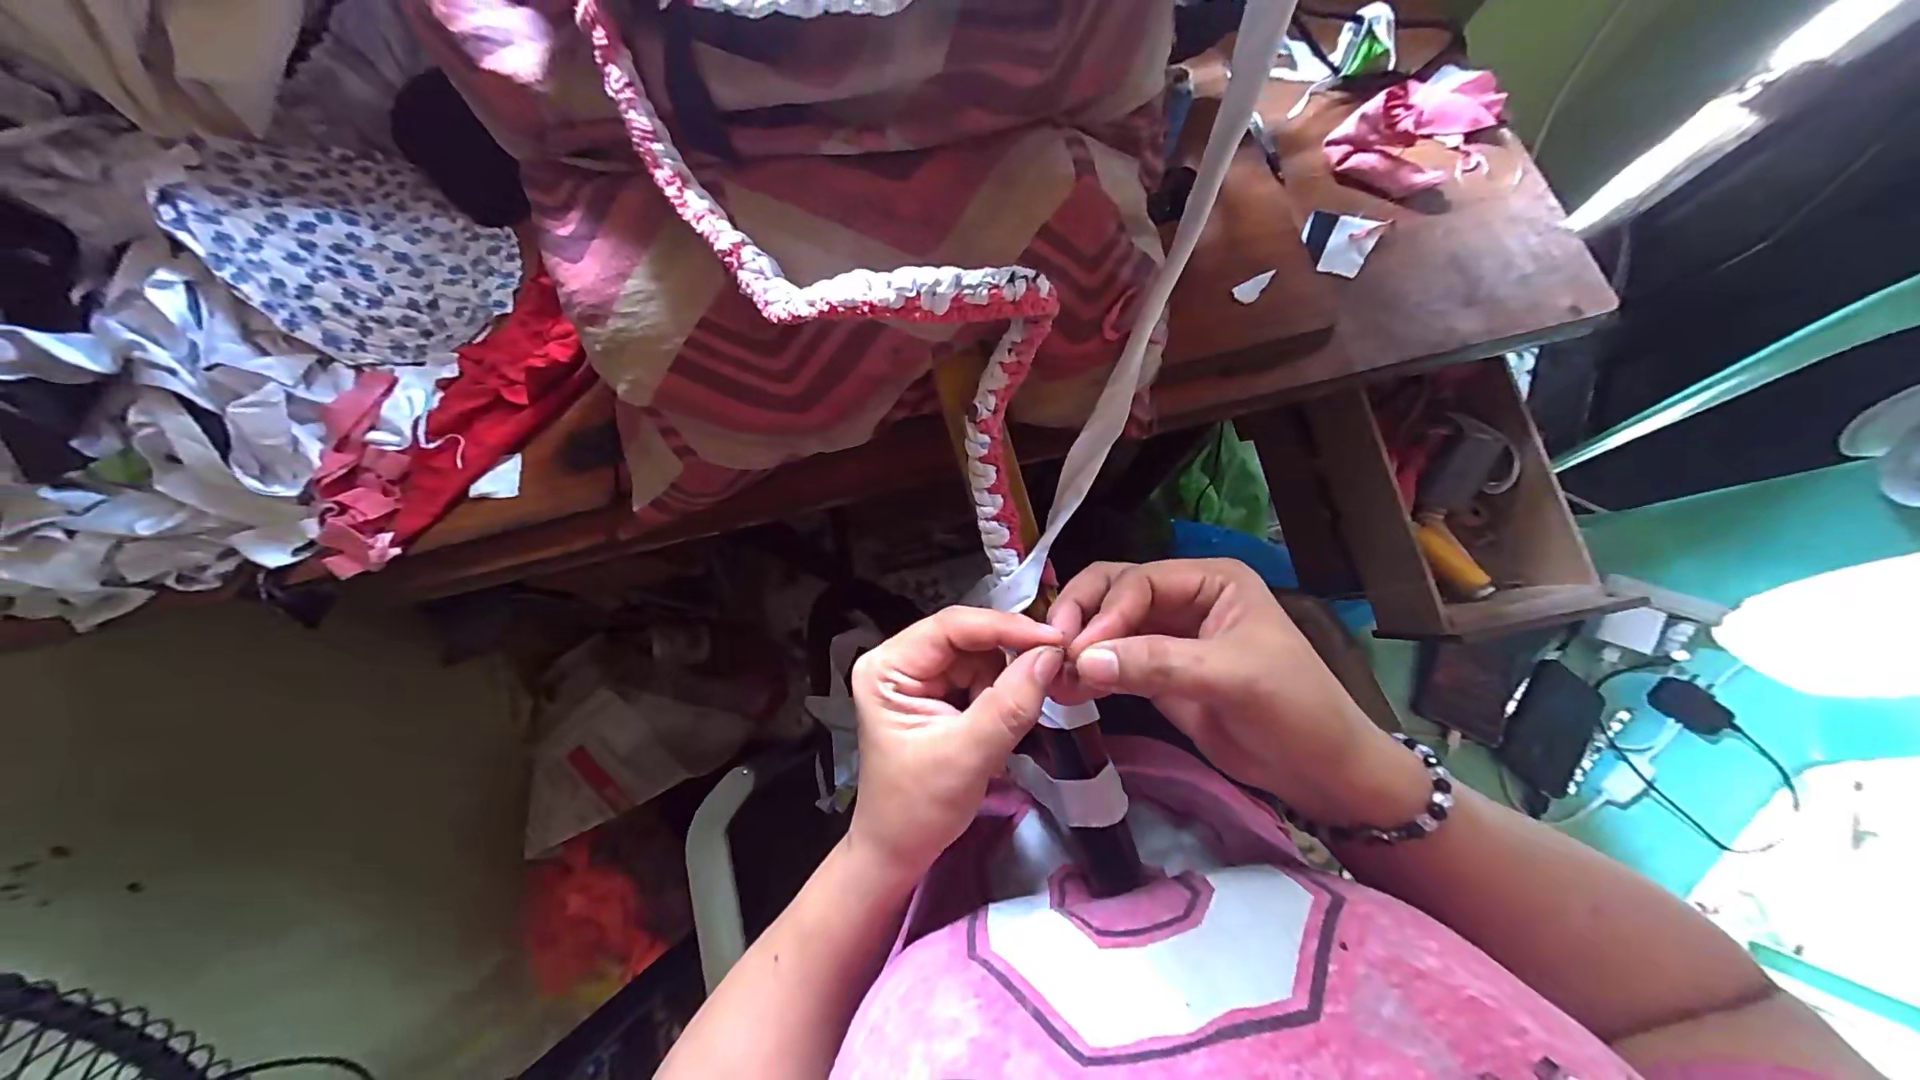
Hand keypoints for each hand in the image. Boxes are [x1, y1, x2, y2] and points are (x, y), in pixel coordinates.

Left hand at [848, 606, 1063, 878]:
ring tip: (1002, 730)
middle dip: (1006, 663)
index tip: (1053, 640)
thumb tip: (1050, 657)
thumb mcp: (967, 756)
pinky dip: (1000, 697)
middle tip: (1045, 682)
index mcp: (887, 667)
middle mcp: (900, 660)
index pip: (951, 626)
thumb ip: (1010, 705)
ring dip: (1004, 685)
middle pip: (969, 639)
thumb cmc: (917, 809)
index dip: (1004, 628)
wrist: (899, 850)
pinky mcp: (937, 692)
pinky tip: (996, 728)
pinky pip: (982, 677)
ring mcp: (919, 675)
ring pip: (981, 657)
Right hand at [1049, 559, 1424, 825]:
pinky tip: (1070, 691)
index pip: (1138, 581)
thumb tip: (1083, 660)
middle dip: (1081, 616)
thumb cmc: (1296, 710)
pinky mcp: (1157, 674)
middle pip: (1113, 592)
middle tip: (1054, 650)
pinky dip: (1089, 674)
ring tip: (1054, 677)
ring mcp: (1168, 637)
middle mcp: (1184, 599)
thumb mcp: (1233, 678)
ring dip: (1079, 647)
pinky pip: (1113, 664)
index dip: (1105, 611)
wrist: (1324, 774)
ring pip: (1106, 628)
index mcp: (1210, 581)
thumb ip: (1158, 664)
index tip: (1078, 651)